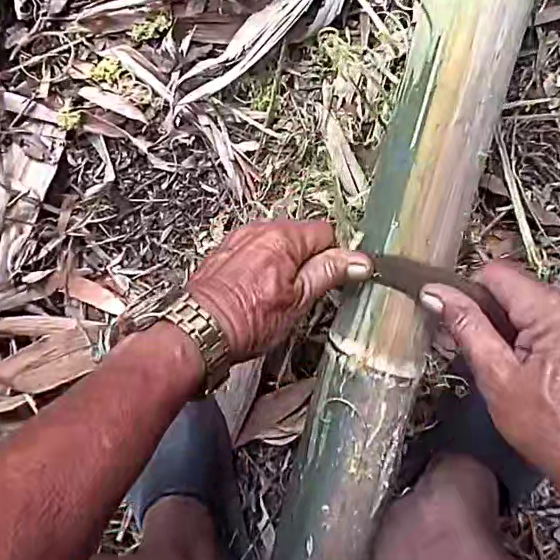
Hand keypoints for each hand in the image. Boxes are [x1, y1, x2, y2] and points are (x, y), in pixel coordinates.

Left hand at [186, 220, 370, 362]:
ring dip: (283, 265)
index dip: (335, 257)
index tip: (334, 277)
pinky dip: (260, 267)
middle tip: (302, 294)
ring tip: (275, 296)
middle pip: (300, 237)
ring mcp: (239, 239)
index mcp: (282, 237)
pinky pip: (254, 252)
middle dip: (307, 261)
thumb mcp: (299, 300)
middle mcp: (258, 230)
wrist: (202, 328)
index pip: (326, 232)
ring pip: (276, 245)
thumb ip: (329, 273)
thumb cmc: (245, 319)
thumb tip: (357, 260)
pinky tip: (256, 291)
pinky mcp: (225, 252)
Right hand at [425, 264, 559, 500]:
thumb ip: (465, 326)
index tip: (453, 323)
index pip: (494, 273)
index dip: (466, 294)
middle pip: (514, 290)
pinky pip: (554, 329)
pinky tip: (525, 378)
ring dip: (507, 332)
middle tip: (471, 354)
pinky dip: (531, 344)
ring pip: (532, 311)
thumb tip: (436, 292)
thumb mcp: (497, 377)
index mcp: (557, 312)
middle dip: (486, 316)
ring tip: (499, 372)